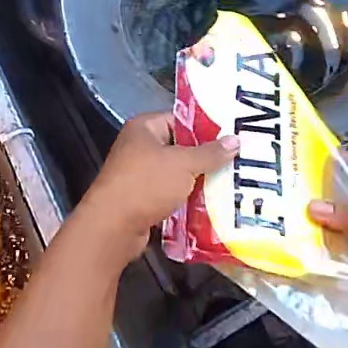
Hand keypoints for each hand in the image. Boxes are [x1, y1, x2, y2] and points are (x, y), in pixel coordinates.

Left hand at [74, 112, 236, 260]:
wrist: (112, 228)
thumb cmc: (146, 184)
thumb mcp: (183, 164)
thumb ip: (210, 153)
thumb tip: (235, 140)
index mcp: (144, 127)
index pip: (180, 119)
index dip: (205, 126)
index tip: (231, 135)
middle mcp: (139, 147)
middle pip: (180, 147)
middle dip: (205, 157)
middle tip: (235, 160)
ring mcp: (139, 174)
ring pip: (176, 173)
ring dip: (197, 180)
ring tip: (228, 182)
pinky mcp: (141, 199)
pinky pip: (170, 193)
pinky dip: (186, 198)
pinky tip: (210, 204)